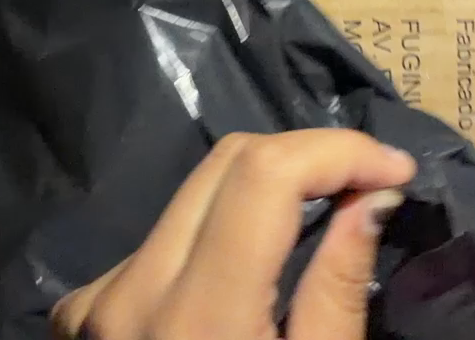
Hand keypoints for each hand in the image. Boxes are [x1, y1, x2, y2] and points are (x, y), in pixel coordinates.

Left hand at [51, 130, 416, 339]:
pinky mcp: (79, 308)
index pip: (263, 175)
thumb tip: (373, 196)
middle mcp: (129, 292)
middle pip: (227, 163)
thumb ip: (338, 292)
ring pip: (194, 193)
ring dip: (262, 192)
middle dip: (306, 158)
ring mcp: (94, 299)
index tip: (395, 169)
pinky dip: (216, 234)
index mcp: (196, 323)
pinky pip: (163, 238)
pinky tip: (241, 276)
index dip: (336, 152)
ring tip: (317, 218)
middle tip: (368, 181)